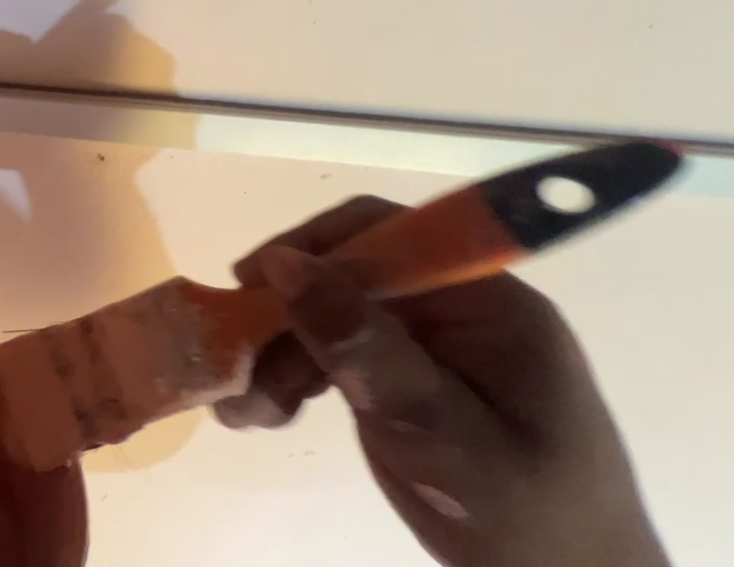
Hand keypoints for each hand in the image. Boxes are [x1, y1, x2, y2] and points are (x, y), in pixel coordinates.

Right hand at [211, 196, 668, 566]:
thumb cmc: (515, 515)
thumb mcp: (431, 428)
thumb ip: (361, 344)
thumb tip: (282, 261)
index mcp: (486, 303)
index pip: (383, 234)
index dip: (309, 246)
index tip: (249, 285)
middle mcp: (457, 310)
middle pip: (343, 278)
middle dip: (282, 320)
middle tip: (235, 366)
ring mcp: (432, 345)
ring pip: (327, 317)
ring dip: (277, 356)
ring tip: (244, 410)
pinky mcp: (409, 378)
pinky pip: (336, 353)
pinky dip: (294, 377)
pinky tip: (266, 411)